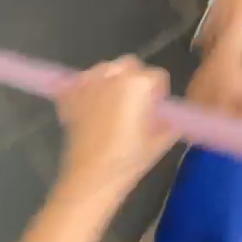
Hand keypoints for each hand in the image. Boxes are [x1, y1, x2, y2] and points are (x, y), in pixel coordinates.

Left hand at [54, 57, 176, 219]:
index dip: (159, 91)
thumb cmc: (131, 158)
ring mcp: (88, 82)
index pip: (157, 75)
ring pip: (105, 69)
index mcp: (139, 84)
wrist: (92, 175)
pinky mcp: (69, 94)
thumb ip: (171, 120)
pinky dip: (88, 89)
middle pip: (130, 65)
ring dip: (112, 80)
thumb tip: (171, 113)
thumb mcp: (162, 139)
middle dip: (135, 79)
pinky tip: (91, 107)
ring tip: (112, 104)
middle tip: (136, 103)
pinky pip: (83, 82)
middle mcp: (113, 75)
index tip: (156, 108)